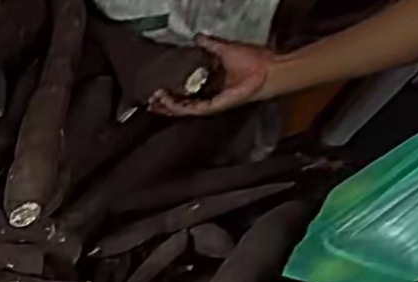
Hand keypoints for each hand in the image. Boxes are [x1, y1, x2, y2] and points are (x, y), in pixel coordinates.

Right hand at [151, 36, 280, 116]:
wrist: (268, 70)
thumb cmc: (253, 60)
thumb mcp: (225, 49)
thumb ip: (210, 45)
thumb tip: (197, 37)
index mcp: (208, 84)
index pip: (184, 91)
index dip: (170, 91)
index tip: (157, 87)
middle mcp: (205, 96)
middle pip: (177, 103)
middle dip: (162, 103)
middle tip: (149, 99)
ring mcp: (206, 104)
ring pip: (179, 108)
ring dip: (165, 106)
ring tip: (153, 100)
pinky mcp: (208, 108)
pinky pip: (188, 109)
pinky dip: (176, 106)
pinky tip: (166, 101)